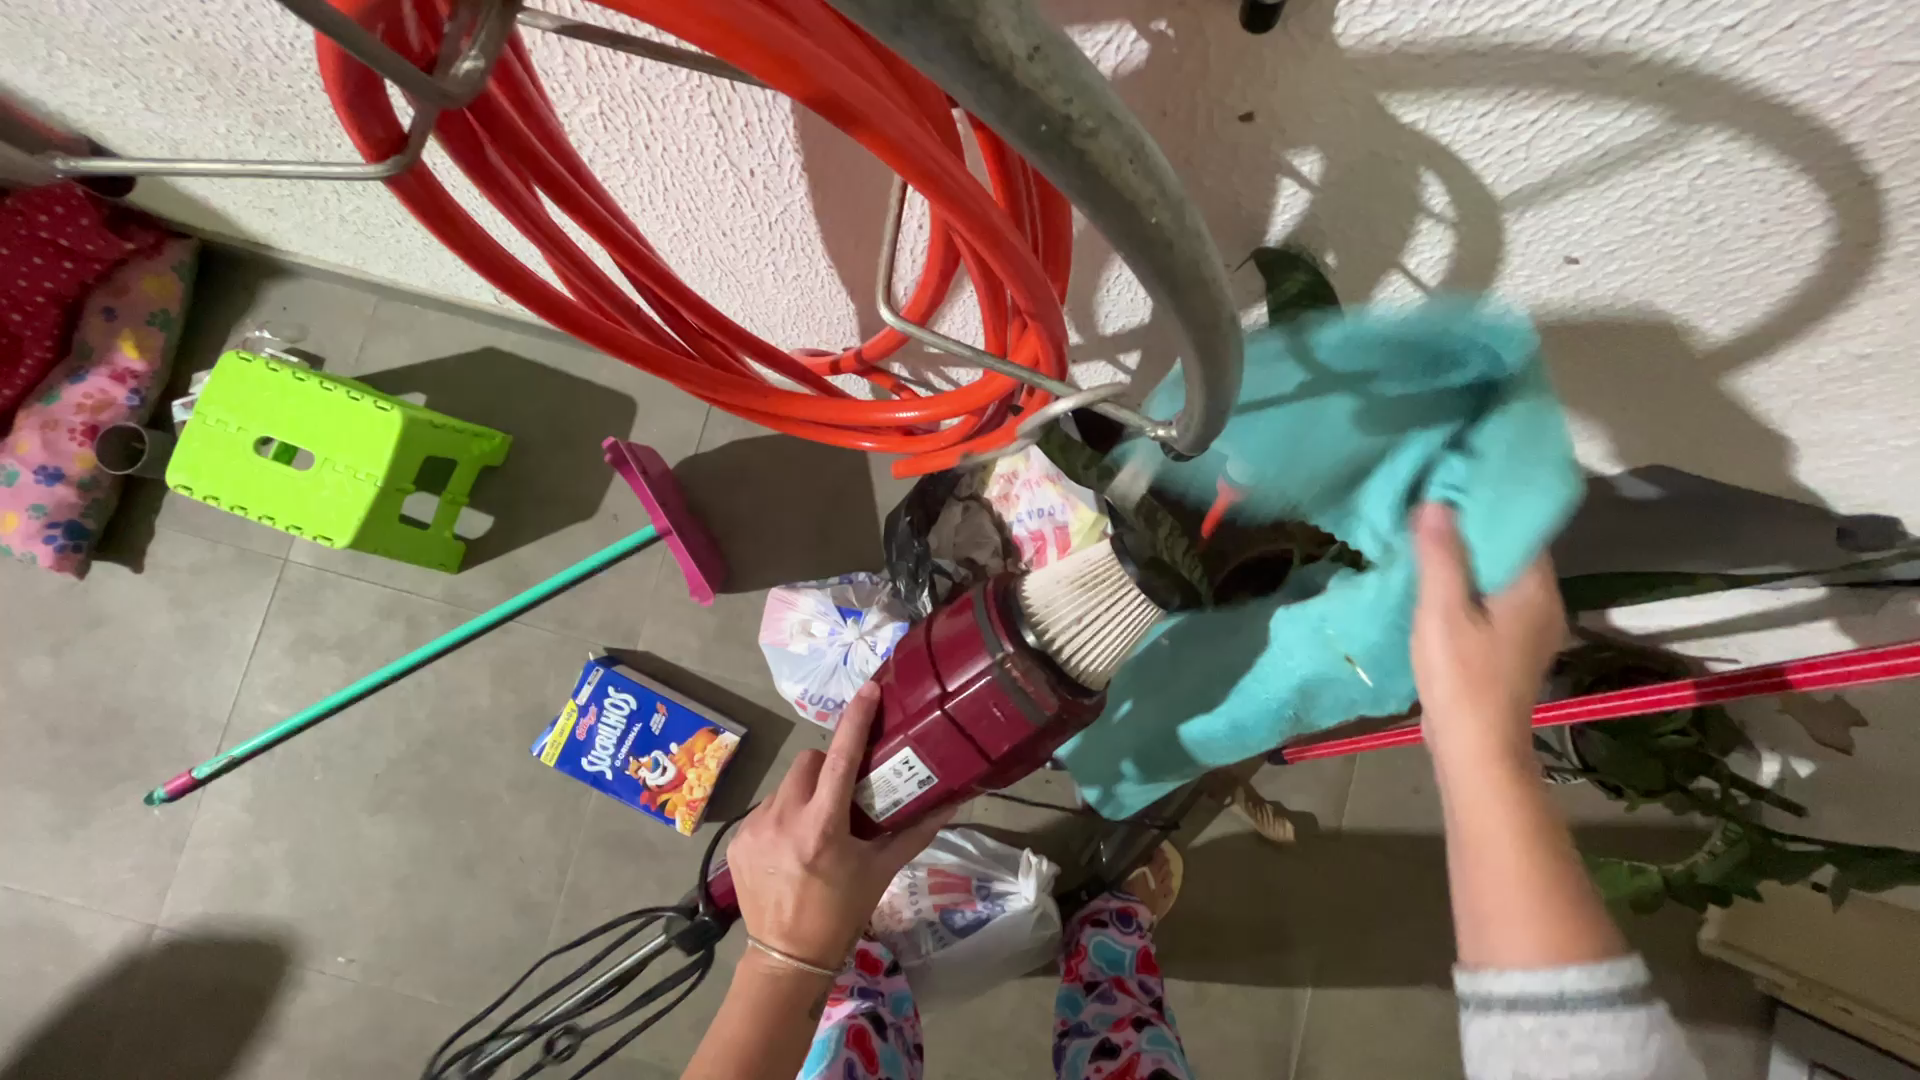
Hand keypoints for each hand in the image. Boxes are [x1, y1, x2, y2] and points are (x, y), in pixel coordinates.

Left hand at [725, 683, 952, 969]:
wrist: (786, 958)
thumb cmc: (841, 912)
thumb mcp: (880, 871)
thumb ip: (916, 832)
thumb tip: (953, 802)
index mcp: (823, 826)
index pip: (840, 757)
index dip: (856, 720)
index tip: (869, 690)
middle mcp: (784, 819)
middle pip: (809, 762)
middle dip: (828, 766)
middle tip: (842, 793)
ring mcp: (754, 828)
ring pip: (786, 784)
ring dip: (805, 792)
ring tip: (817, 822)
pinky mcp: (737, 839)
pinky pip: (766, 807)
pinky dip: (784, 814)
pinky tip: (792, 843)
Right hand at [1409, 503, 1566, 774]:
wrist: (1476, 745)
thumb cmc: (1460, 676)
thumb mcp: (1442, 612)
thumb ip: (1440, 557)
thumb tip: (1437, 502)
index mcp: (1534, 589)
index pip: (1520, 529)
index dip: (1488, 505)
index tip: (1451, 485)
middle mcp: (1545, 603)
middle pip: (1512, 552)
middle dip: (1475, 529)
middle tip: (1431, 506)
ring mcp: (1532, 628)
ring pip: (1502, 577)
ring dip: (1470, 558)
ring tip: (1428, 539)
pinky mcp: (1513, 646)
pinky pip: (1495, 599)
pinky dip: (1471, 584)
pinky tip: (1439, 584)